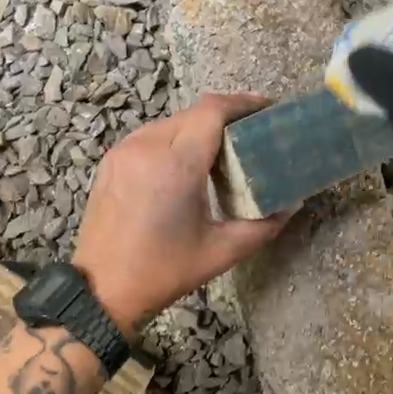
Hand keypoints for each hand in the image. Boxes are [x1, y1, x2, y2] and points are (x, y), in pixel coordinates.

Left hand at [72, 93, 292, 337]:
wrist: (101, 290)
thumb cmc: (163, 271)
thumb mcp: (220, 252)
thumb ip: (262, 226)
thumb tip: (291, 204)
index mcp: (175, 165)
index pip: (212, 111)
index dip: (242, 103)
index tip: (266, 108)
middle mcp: (146, 147)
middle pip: (193, 113)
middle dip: (224, 117)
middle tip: (250, 133)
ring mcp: (124, 151)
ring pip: (170, 122)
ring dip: (197, 128)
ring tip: (221, 148)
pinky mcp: (111, 160)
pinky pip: (149, 136)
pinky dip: (173, 139)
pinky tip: (186, 161)